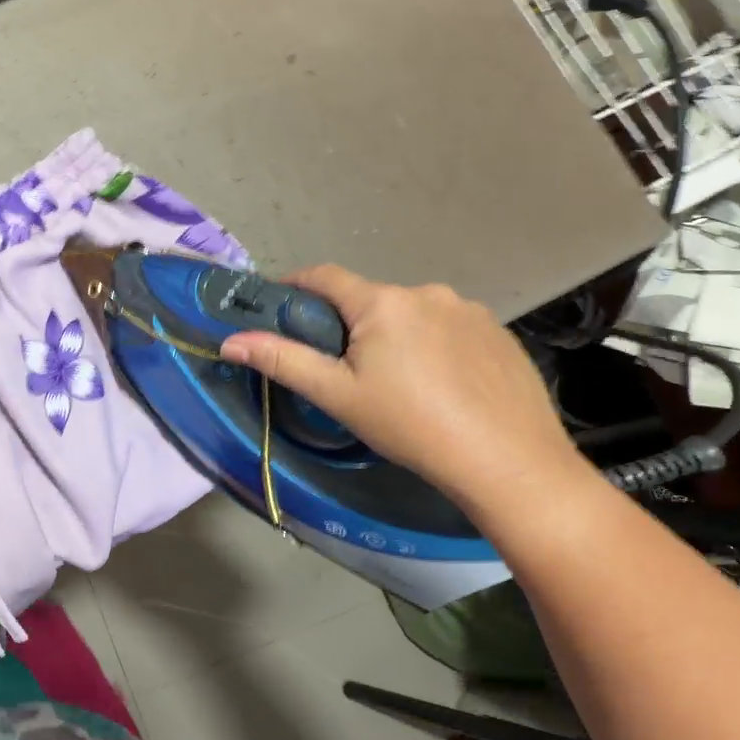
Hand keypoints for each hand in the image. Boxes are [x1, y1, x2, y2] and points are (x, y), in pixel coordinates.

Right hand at [219, 265, 585, 507]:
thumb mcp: (336, 395)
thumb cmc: (410, 426)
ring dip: (390, 335)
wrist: (509, 462)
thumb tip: (230, 341)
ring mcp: (470, 311)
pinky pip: (447, 328)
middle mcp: (428, 293)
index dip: (294, 286)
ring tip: (392, 383)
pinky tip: (436, 386)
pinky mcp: (499, 334)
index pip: (324, 276)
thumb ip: (282, 360)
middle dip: (347, 323)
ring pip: (410, 314)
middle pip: (369, 299)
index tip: (275, 307)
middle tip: (338, 368)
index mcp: (383, 303)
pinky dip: (429, 346)